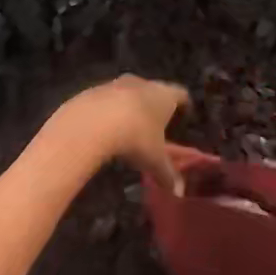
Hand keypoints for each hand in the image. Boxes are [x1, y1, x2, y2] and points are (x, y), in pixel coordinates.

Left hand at [49, 75, 191, 194]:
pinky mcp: (91, 90)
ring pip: (126, 94)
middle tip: (155, 126)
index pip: (181, 94)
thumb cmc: (136, 138)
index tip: (184, 115)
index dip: (183, 105)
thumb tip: (178, 191)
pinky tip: (103, 129)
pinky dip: (106, 112)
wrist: (91, 122)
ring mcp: (114, 84)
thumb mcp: (154, 161)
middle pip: (152, 91)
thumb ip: (167, 174)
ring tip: (127, 129)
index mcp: (164, 95)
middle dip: (153, 107)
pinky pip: (104, 100)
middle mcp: (141, 83)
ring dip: (128, 108)